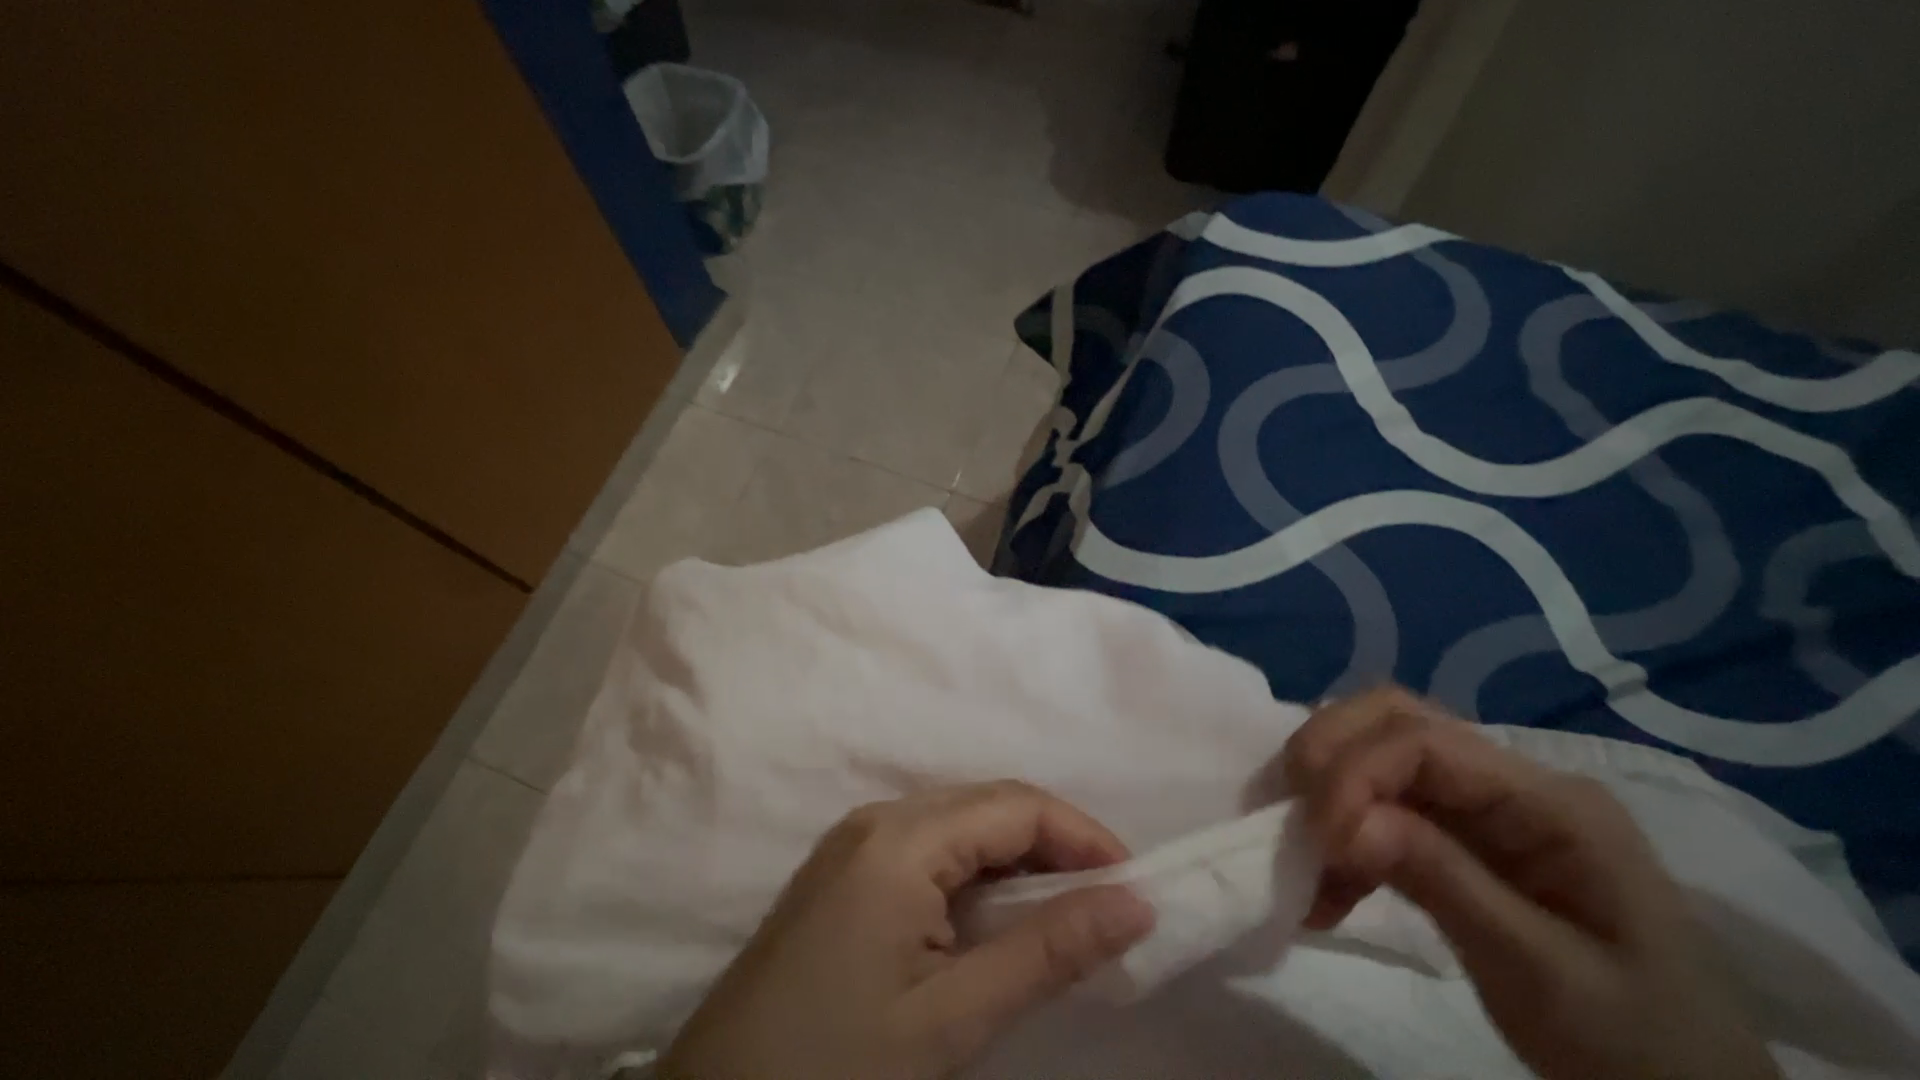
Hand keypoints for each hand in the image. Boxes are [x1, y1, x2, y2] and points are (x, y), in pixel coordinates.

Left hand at [659, 781, 1155, 1079]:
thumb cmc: (839, 1060)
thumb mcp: (954, 1017)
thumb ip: (1048, 952)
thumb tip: (1137, 904)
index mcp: (900, 840)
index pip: (1016, 806)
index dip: (1084, 837)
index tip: (1134, 890)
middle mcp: (875, 821)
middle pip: (987, 807)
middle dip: (1055, 846)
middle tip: (1106, 907)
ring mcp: (851, 846)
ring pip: (957, 827)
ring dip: (1016, 863)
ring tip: (1062, 919)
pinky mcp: (841, 877)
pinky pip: (926, 852)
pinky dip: (974, 877)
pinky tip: (993, 923)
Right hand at [1284, 687, 1777, 1079]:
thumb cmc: (1635, 1039)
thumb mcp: (1540, 971)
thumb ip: (1444, 881)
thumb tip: (1342, 821)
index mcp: (1552, 802)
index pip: (1425, 741)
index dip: (1353, 774)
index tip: (1317, 842)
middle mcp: (1515, 784)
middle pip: (1397, 720)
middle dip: (1327, 756)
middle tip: (1284, 817)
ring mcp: (1490, 810)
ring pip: (1381, 758)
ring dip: (1327, 797)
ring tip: (1301, 866)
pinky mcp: (1468, 843)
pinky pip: (1386, 813)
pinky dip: (1343, 839)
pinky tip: (1326, 893)